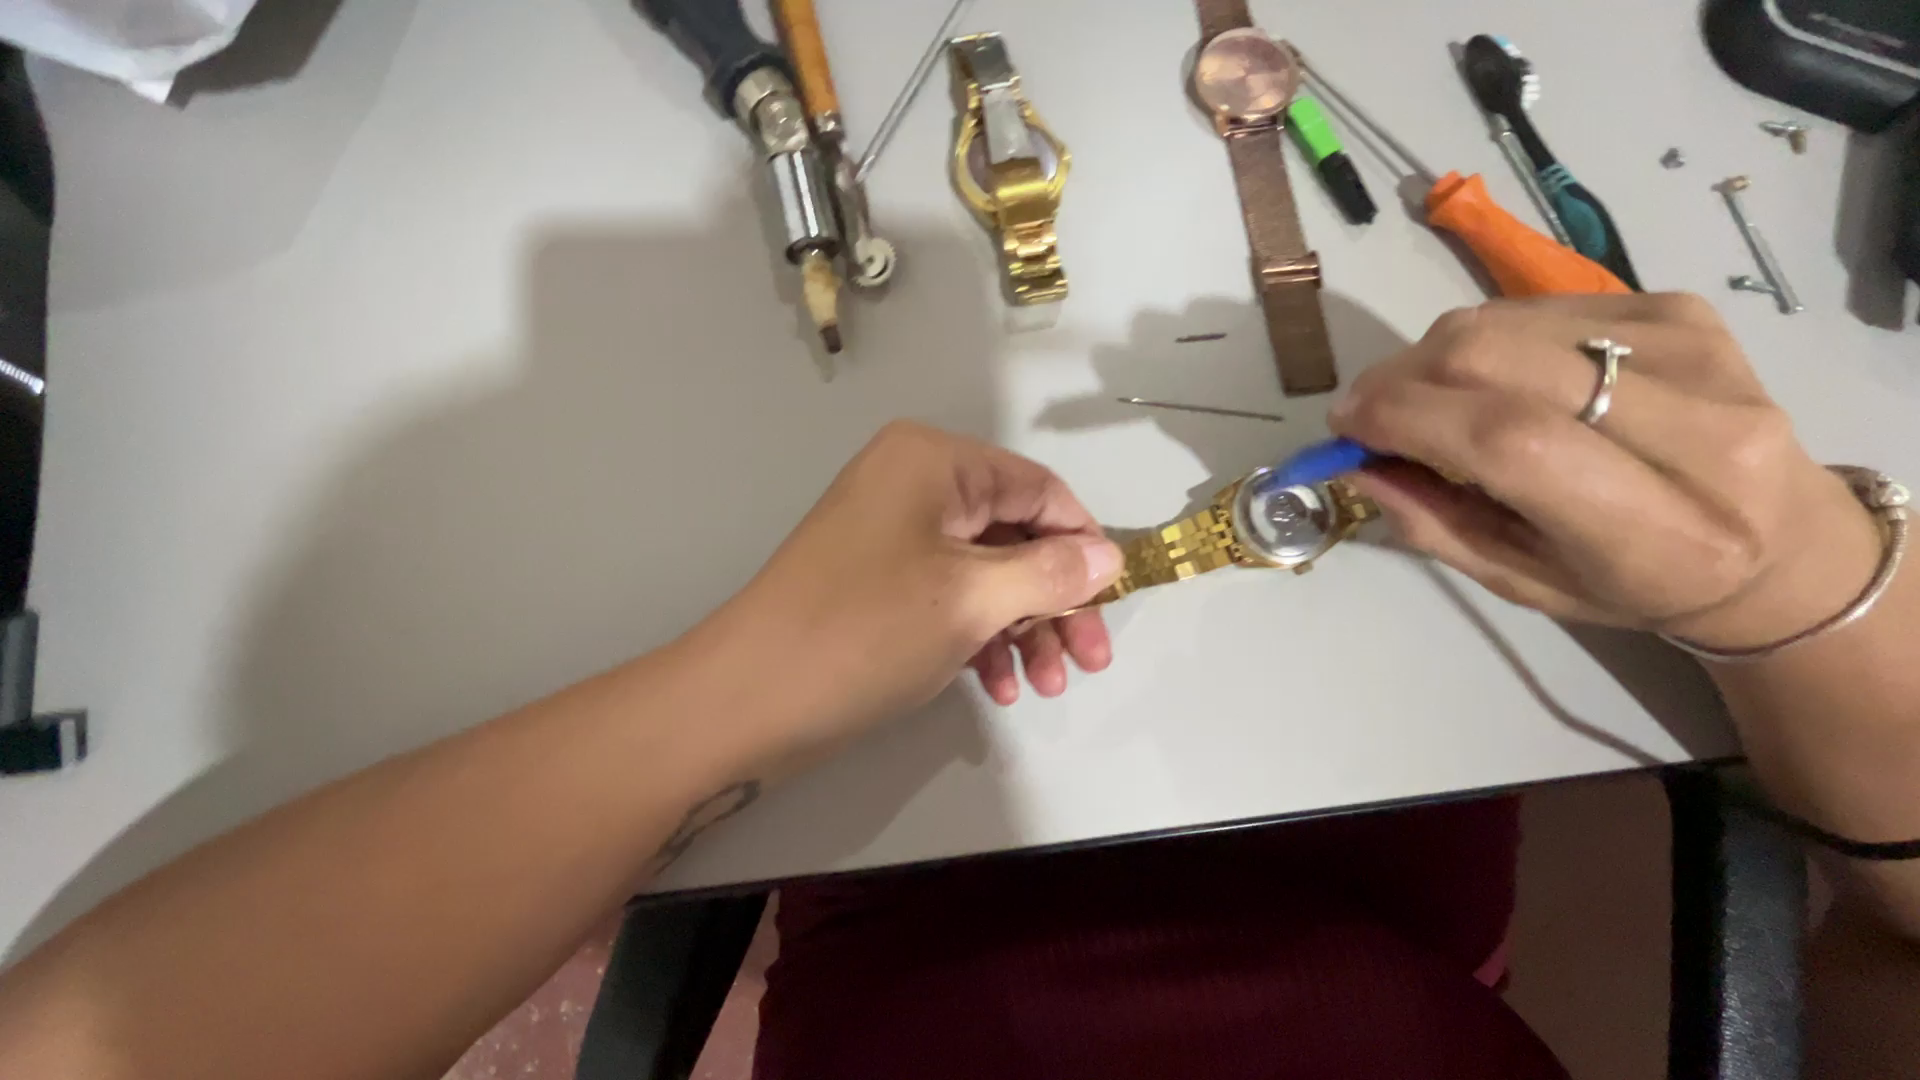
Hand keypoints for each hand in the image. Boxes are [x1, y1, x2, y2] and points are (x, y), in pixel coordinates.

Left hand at [697, 422, 1121, 760]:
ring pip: (986, 572)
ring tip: (1046, 688)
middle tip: (1088, 662)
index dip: (1083, 544)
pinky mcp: (879, 581)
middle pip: (1015, 534)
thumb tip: (1109, 557)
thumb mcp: (972, 599)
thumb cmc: (865, 632)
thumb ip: (1050, 574)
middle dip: (1055, 601)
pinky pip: (950, 596)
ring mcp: (893, 534)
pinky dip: (980, 636)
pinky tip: (1000, 687)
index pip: (1038, 488)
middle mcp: (914, 484)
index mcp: (933, 461)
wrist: (748, 699)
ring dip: (1023, 628)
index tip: (1111, 604)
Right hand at [1328, 294, 1881, 650]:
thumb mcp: (1522, 583)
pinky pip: (1533, 307)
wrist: (1781, 542)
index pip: (1508, 442)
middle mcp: (1694, 424)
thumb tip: (1357, 465)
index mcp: (1655, 527)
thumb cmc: (1635, 584)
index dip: (1406, 420)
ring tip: (1415, 395)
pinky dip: (1478, 338)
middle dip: (1401, 378)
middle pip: (1497, 361)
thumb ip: (1435, 524)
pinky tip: (1479, 376)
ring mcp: (1691, 350)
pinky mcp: (1681, 308)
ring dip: (1429, 356)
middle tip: (1366, 409)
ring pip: (1503, 322)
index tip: (1344, 428)